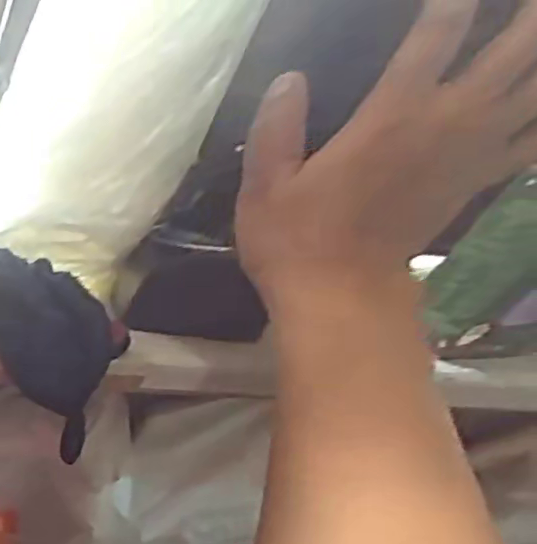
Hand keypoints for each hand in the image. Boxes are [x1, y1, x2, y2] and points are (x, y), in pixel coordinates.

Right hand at [237, 0, 536, 309]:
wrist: (336, 286)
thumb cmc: (289, 238)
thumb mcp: (262, 189)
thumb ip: (276, 131)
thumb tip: (288, 79)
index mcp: (392, 115)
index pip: (437, 33)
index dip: (445, 3)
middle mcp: (452, 115)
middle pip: (522, 39)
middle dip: (524, 13)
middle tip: (515, 7)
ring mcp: (480, 142)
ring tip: (526, 42)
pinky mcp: (487, 171)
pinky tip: (528, 111)